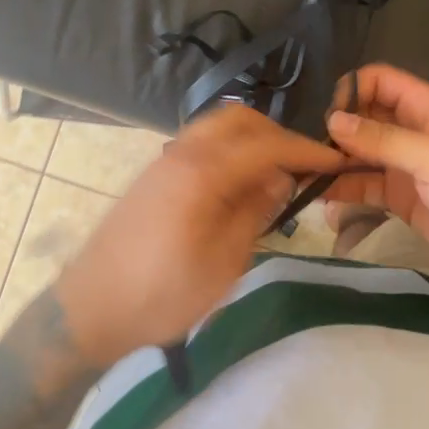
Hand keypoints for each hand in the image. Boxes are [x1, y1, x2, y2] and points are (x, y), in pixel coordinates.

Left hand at [53, 106, 347, 365]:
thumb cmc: (161, 295)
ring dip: (253, 138)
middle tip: (306, 166)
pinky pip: (202, 142)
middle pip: (241, 120)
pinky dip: (230, 147)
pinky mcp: (156, 173)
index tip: (337, 161)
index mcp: (203, 172)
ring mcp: (165, 159)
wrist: (91, 308)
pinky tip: (241, 181)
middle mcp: (183, 152)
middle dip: (279, 135)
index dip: (306, 150)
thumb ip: (254, 212)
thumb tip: (280, 178)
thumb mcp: (223, 264)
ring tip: (277, 172)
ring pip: (219, 126)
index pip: (267, 144)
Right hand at [322, 64, 428, 286]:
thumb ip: (383, 138)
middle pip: (365, 115)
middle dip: (338, 126)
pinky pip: (364, 184)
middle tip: (311, 149)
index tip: (331, 117)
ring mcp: (405, 165)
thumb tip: (333, 119)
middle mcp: (412, 131)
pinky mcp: (400, 196)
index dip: (353, 90)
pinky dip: (343, 188)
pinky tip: (320, 197)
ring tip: (305, 174)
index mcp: (427, 108)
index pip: (381, 80)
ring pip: (361, 152)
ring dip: (336, 159)